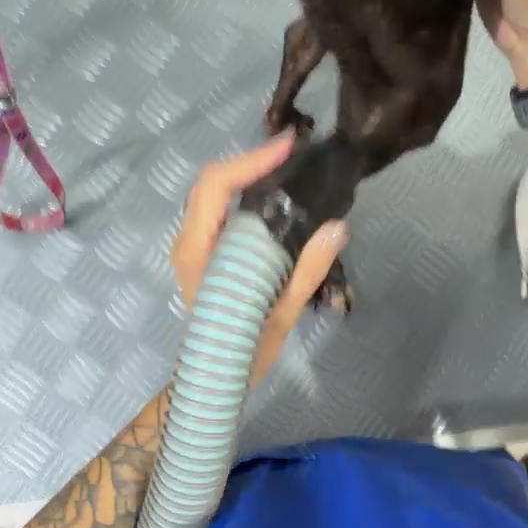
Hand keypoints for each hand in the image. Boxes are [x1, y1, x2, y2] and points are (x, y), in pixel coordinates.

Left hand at [171, 133, 348, 386]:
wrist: (214, 378)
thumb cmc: (244, 351)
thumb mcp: (281, 314)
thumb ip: (308, 270)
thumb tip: (338, 227)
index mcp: (199, 252)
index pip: (216, 187)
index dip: (250, 161)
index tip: (288, 149)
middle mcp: (189, 242)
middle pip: (212, 182)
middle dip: (250, 162)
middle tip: (291, 156)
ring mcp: (192, 248)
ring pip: (213, 195)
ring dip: (246, 178)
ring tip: (286, 171)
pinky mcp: (201, 255)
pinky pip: (218, 213)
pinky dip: (243, 198)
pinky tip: (272, 200)